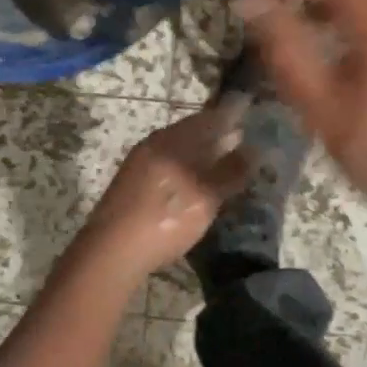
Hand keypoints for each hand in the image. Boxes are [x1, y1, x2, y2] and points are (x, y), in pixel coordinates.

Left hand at [78, 107, 249, 279]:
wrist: (113, 249)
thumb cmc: (165, 219)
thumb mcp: (205, 197)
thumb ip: (230, 172)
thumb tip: (254, 148)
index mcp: (171, 139)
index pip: (207, 118)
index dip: (229, 116)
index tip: (250, 116)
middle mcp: (153, 143)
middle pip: (190, 132)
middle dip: (215, 135)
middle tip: (242, 142)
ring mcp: (139, 162)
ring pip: (177, 148)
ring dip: (199, 152)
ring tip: (222, 164)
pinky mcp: (132, 182)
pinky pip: (166, 163)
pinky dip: (184, 167)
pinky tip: (193, 182)